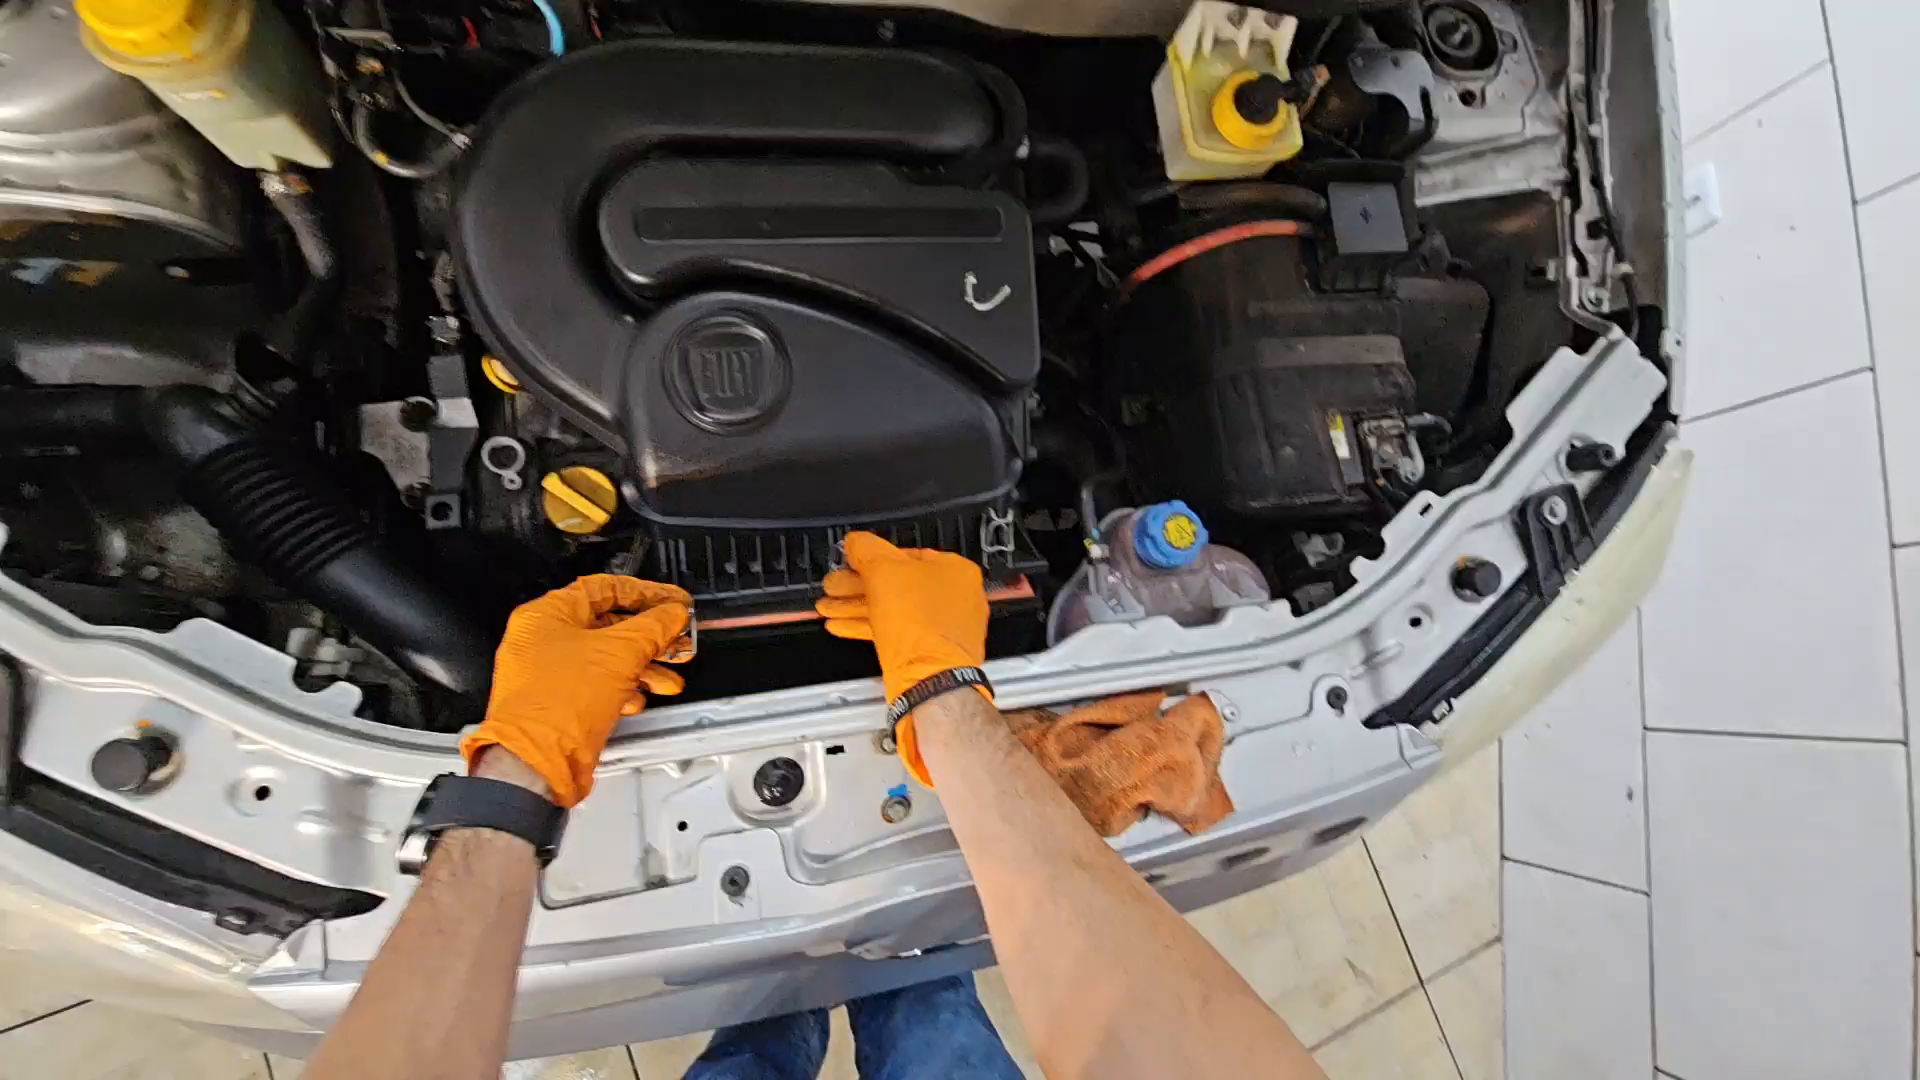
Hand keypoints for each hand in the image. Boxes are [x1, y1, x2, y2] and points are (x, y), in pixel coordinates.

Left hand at [461, 575, 690, 807]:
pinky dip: (625, 689)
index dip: (647, 593)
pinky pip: (599, 685)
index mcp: (547, 616)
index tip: (674, 603)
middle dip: (651, 636)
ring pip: (608, 658)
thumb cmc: (559, 706)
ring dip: (645, 666)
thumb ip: (654, 626)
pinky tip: (640, 698)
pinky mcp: (559, 702)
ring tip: (670, 677)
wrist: (536, 765)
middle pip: (610, 625)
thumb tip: (673, 613)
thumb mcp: (621, 653)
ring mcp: (549, 673)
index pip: (606, 589)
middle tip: (678, 639)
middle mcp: (543, 641)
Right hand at [814, 532, 990, 785]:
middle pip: (896, 584)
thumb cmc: (921, 628)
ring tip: (829, 607)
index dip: (871, 558)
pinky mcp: (929, 652)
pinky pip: (894, 632)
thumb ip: (867, 550)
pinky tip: (842, 625)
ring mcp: (943, 628)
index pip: (906, 555)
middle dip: (857, 585)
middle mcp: (955, 598)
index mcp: (955, 571)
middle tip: (834, 585)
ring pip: (892, 610)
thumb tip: (856, 542)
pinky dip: (867, 627)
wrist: (930, 682)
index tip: (850, 561)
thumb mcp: (885, 573)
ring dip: (856, 606)